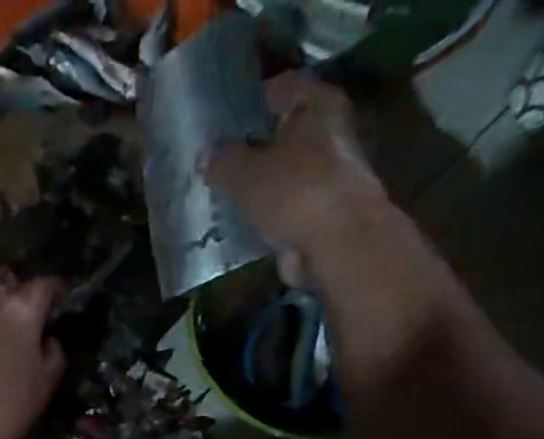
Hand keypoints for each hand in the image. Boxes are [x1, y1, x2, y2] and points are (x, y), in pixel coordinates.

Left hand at [0, 273, 66, 438]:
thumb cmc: (12, 406)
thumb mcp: (48, 381)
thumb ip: (54, 350)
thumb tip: (47, 338)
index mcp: (22, 310)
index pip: (44, 284)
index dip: (57, 288)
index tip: (61, 297)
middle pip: (8, 279)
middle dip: (20, 287)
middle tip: (28, 307)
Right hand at [204, 72, 388, 286]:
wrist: (337, 245)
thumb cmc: (294, 191)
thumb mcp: (244, 172)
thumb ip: (221, 160)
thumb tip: (205, 156)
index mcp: (317, 105)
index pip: (279, 88)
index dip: (248, 101)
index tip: (220, 121)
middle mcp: (329, 133)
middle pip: (281, 133)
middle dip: (249, 148)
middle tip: (215, 161)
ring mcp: (329, 176)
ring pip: (282, 173)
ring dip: (257, 185)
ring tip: (221, 194)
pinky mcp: (322, 213)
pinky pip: (285, 206)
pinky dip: (267, 214)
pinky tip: (239, 223)